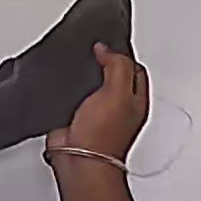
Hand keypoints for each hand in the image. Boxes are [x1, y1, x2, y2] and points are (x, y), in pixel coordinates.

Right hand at [47, 43, 148, 168]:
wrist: (78, 158)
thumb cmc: (102, 136)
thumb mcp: (118, 93)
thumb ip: (117, 67)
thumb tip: (105, 49)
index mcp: (135, 99)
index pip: (134, 68)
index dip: (123, 53)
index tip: (109, 42)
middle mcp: (117, 105)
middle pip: (114, 74)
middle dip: (105, 61)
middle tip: (96, 49)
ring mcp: (96, 111)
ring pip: (93, 84)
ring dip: (86, 74)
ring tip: (80, 61)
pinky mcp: (75, 115)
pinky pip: (73, 95)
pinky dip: (68, 87)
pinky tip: (65, 81)